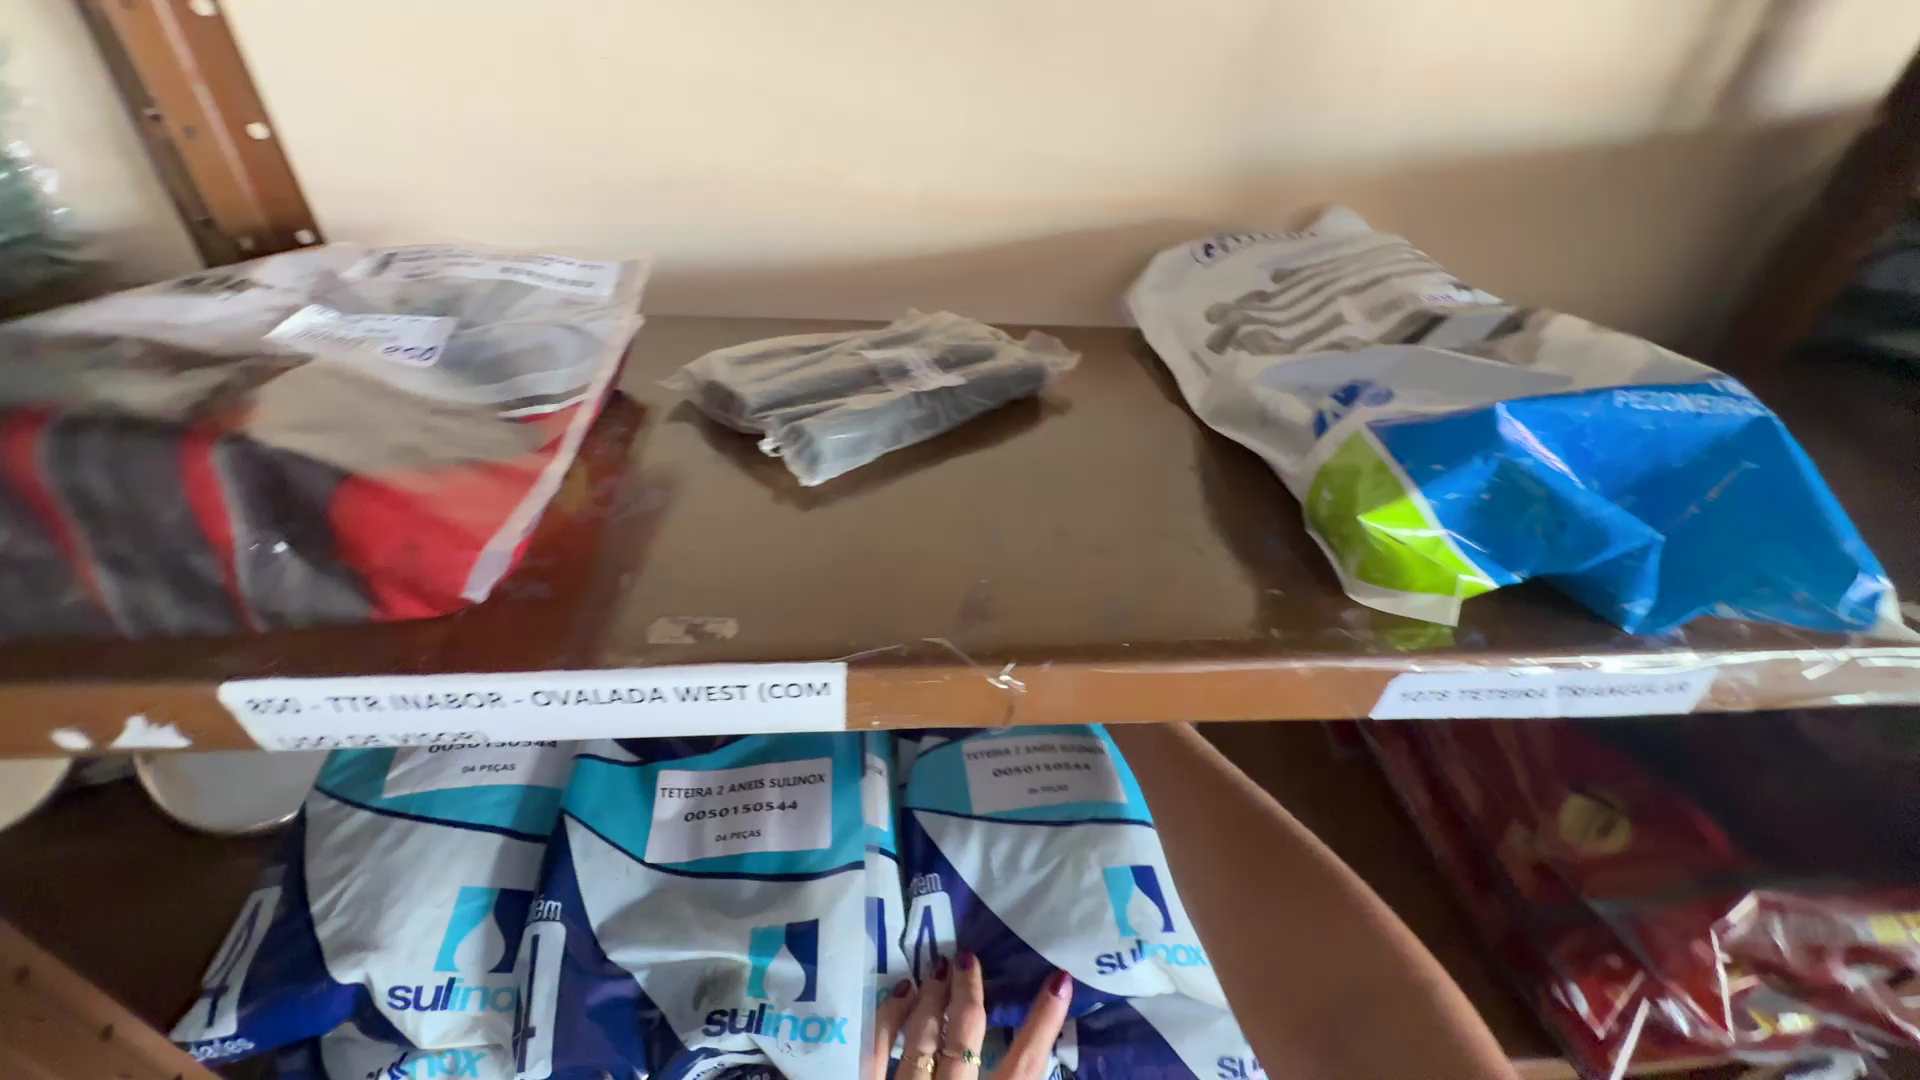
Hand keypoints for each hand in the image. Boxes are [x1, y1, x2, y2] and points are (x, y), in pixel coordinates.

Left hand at [872, 951, 1072, 1079]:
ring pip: (922, 1035)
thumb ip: (1014, 1077)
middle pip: (964, 1036)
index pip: (1025, 1067)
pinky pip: (876, 1048)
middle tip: (969, 957)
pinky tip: (902, 991)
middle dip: (969, 993)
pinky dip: (889, 1017)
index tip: (1059, 979)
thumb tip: (1030, 1057)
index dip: (1044, 1023)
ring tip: (940, 966)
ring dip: (933, 998)